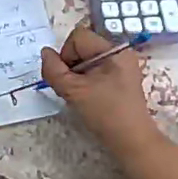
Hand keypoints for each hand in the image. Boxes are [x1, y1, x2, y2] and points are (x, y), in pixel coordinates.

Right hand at [39, 25, 156, 150]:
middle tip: (73, 88)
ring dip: (78, 73)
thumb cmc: (105, 114)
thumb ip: (53, 70)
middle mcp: (121, 52)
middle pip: (83, 46)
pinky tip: (90, 97)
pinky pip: (98, 68)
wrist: (132, 141)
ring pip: (88, 58)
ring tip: (82, 94)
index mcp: (114, 50)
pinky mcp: (123, 77)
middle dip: (72, 65)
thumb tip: (45, 53)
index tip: (68, 78)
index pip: (78, 37)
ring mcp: (124, 65)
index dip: (66, 54)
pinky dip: (88, 79)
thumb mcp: (73, 91)